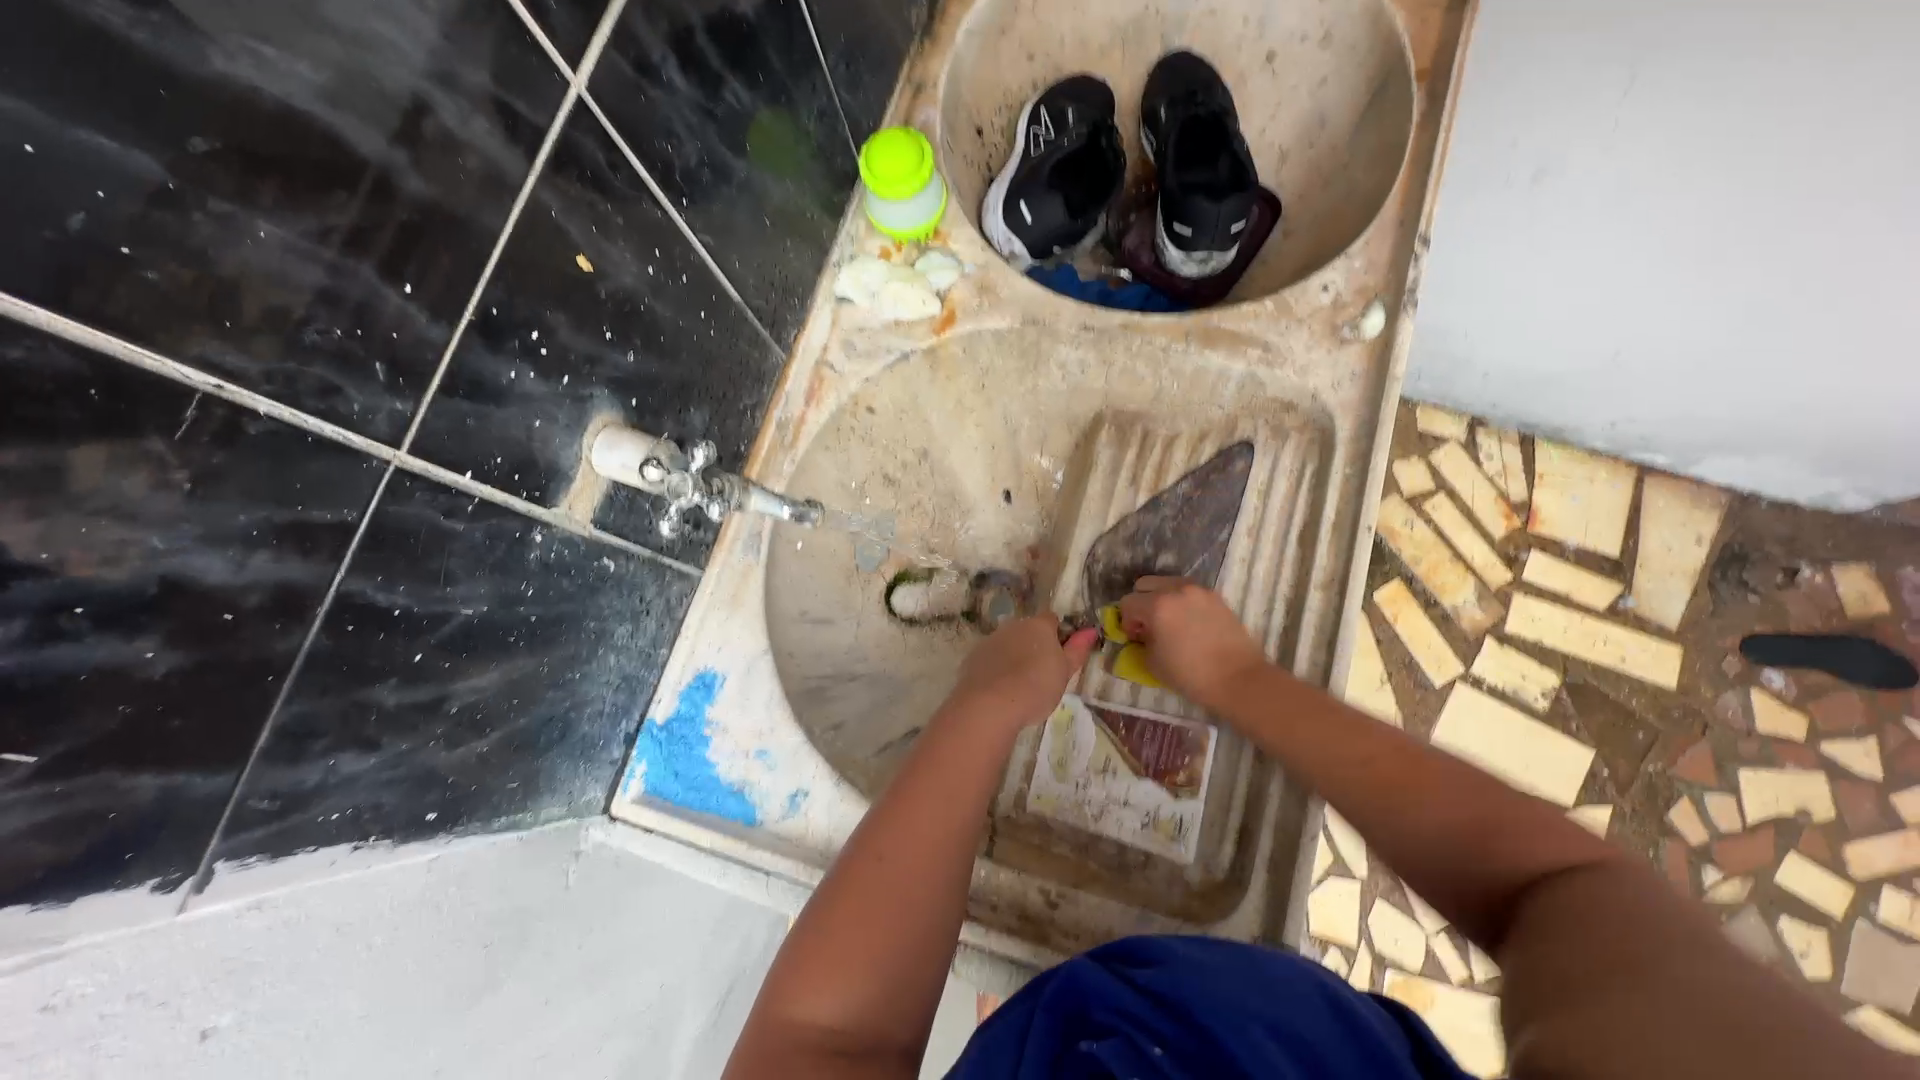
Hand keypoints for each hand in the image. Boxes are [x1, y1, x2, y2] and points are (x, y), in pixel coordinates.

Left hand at [941, 616, 1098, 737]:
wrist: (991, 704)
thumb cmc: (1037, 686)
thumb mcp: (1065, 671)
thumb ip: (1077, 650)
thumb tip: (1090, 631)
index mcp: (1038, 625)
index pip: (1051, 619)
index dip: (1058, 635)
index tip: (1061, 657)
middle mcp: (1012, 626)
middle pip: (1027, 631)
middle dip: (1035, 646)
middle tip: (1042, 674)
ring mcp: (990, 640)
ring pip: (1008, 644)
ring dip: (1015, 657)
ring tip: (1020, 686)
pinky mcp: (973, 658)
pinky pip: (991, 659)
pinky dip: (997, 669)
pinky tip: (1000, 690)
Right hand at [1118, 577, 1269, 709]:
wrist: (1237, 678)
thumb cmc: (1190, 674)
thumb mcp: (1152, 663)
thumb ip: (1141, 643)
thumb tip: (1142, 635)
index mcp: (1157, 605)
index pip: (1128, 602)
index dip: (1126, 621)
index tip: (1135, 638)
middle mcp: (1177, 590)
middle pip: (1145, 584)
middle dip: (1141, 603)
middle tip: (1149, 626)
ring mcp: (1199, 591)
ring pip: (1169, 584)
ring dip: (1162, 599)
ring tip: (1171, 624)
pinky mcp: (1216, 597)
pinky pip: (1189, 592)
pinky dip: (1182, 603)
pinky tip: (1190, 625)